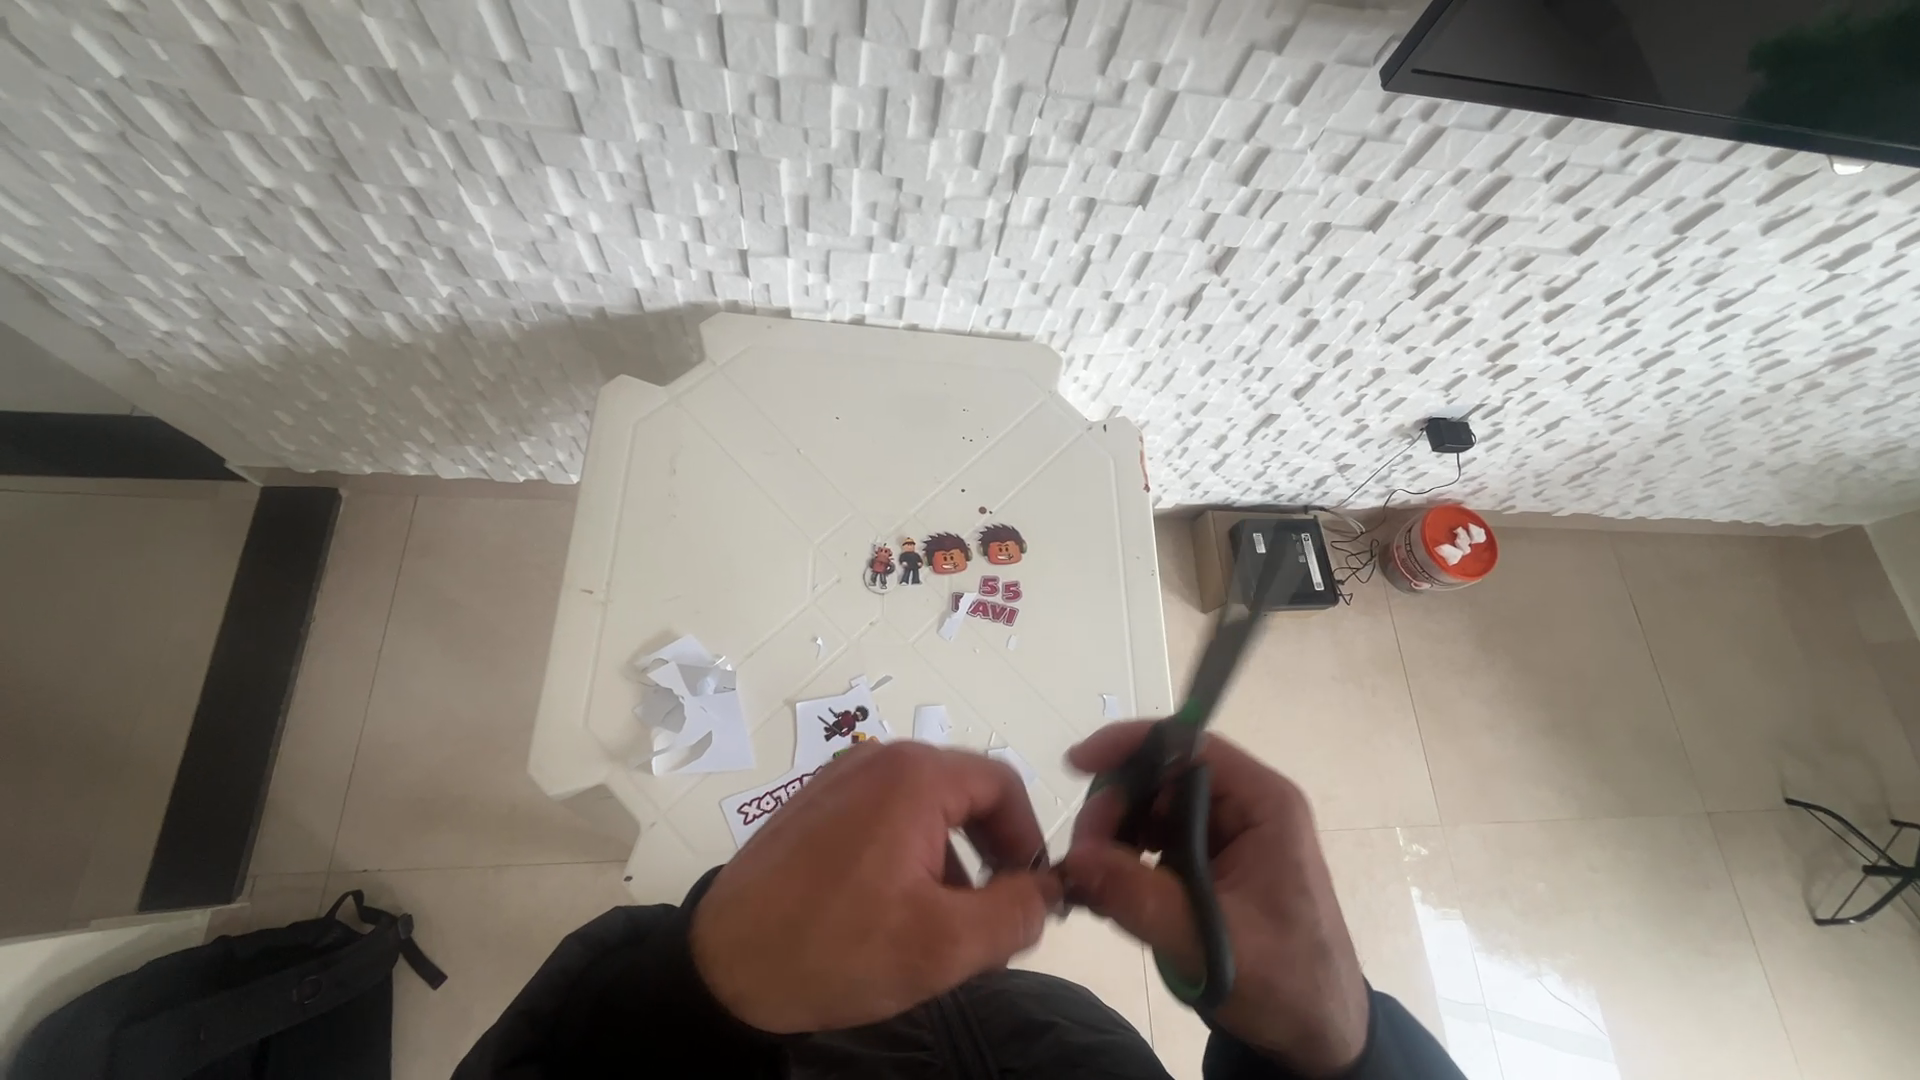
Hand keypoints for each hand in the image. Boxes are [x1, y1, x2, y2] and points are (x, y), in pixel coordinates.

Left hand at [690, 741, 1062, 1033]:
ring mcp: (842, 775)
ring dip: (950, 856)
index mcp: (915, 776)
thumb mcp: (943, 946)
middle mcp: (880, 758)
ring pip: (925, 805)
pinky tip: (894, 905)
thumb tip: (1045, 888)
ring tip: (942, 920)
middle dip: (989, 850)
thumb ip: (1014, 913)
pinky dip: (909, 850)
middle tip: (993, 912)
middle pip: (963, 791)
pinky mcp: (816, 800)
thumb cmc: (837, 948)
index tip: (1030, 891)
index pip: (1002, 785)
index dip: (1027, 837)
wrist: (721, 967)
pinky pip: (885, 811)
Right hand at [1062, 722, 1370, 1077]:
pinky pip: (1156, 834)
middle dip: (1115, 804)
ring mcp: (1226, 829)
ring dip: (1116, 831)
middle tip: (1083, 853)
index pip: (1187, 744)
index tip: (1077, 765)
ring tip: (1094, 876)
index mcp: (1262, 804)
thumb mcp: (1208, 940)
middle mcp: (1244, 804)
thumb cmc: (1285, 983)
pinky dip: (1127, 853)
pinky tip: (1111, 885)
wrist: (1318, 1034)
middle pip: (1160, 773)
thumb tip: (1076, 859)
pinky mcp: (1209, 856)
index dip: (1129, 745)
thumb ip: (1139, 898)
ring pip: (1152, 803)